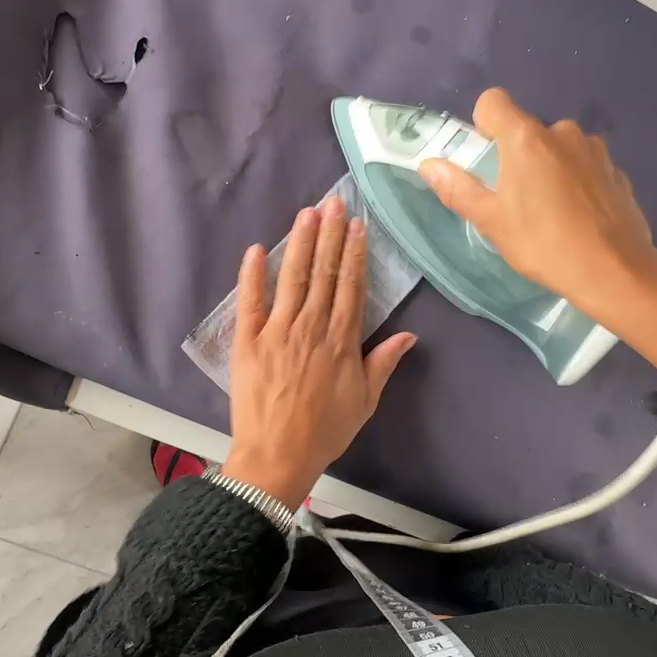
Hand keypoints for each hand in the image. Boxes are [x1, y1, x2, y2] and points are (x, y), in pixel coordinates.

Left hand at [220, 195, 417, 507]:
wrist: (277, 455)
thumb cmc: (325, 431)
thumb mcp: (365, 401)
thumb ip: (383, 363)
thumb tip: (409, 334)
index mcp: (341, 340)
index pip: (351, 286)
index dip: (355, 253)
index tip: (357, 225)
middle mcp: (311, 327)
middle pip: (323, 273)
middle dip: (329, 235)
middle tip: (333, 201)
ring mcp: (277, 331)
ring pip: (291, 278)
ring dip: (299, 243)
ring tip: (306, 213)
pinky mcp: (248, 341)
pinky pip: (250, 302)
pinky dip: (252, 275)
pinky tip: (255, 249)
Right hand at [418, 88, 656, 320]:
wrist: (613, 270)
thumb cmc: (543, 245)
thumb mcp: (492, 222)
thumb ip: (459, 189)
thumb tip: (429, 165)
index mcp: (525, 138)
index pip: (493, 102)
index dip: (483, 125)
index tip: (486, 160)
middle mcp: (562, 131)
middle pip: (526, 130)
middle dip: (517, 156)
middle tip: (515, 201)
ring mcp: (594, 149)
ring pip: (557, 148)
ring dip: (549, 168)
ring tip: (550, 212)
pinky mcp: (616, 169)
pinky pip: (584, 166)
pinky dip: (576, 182)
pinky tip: (578, 217)